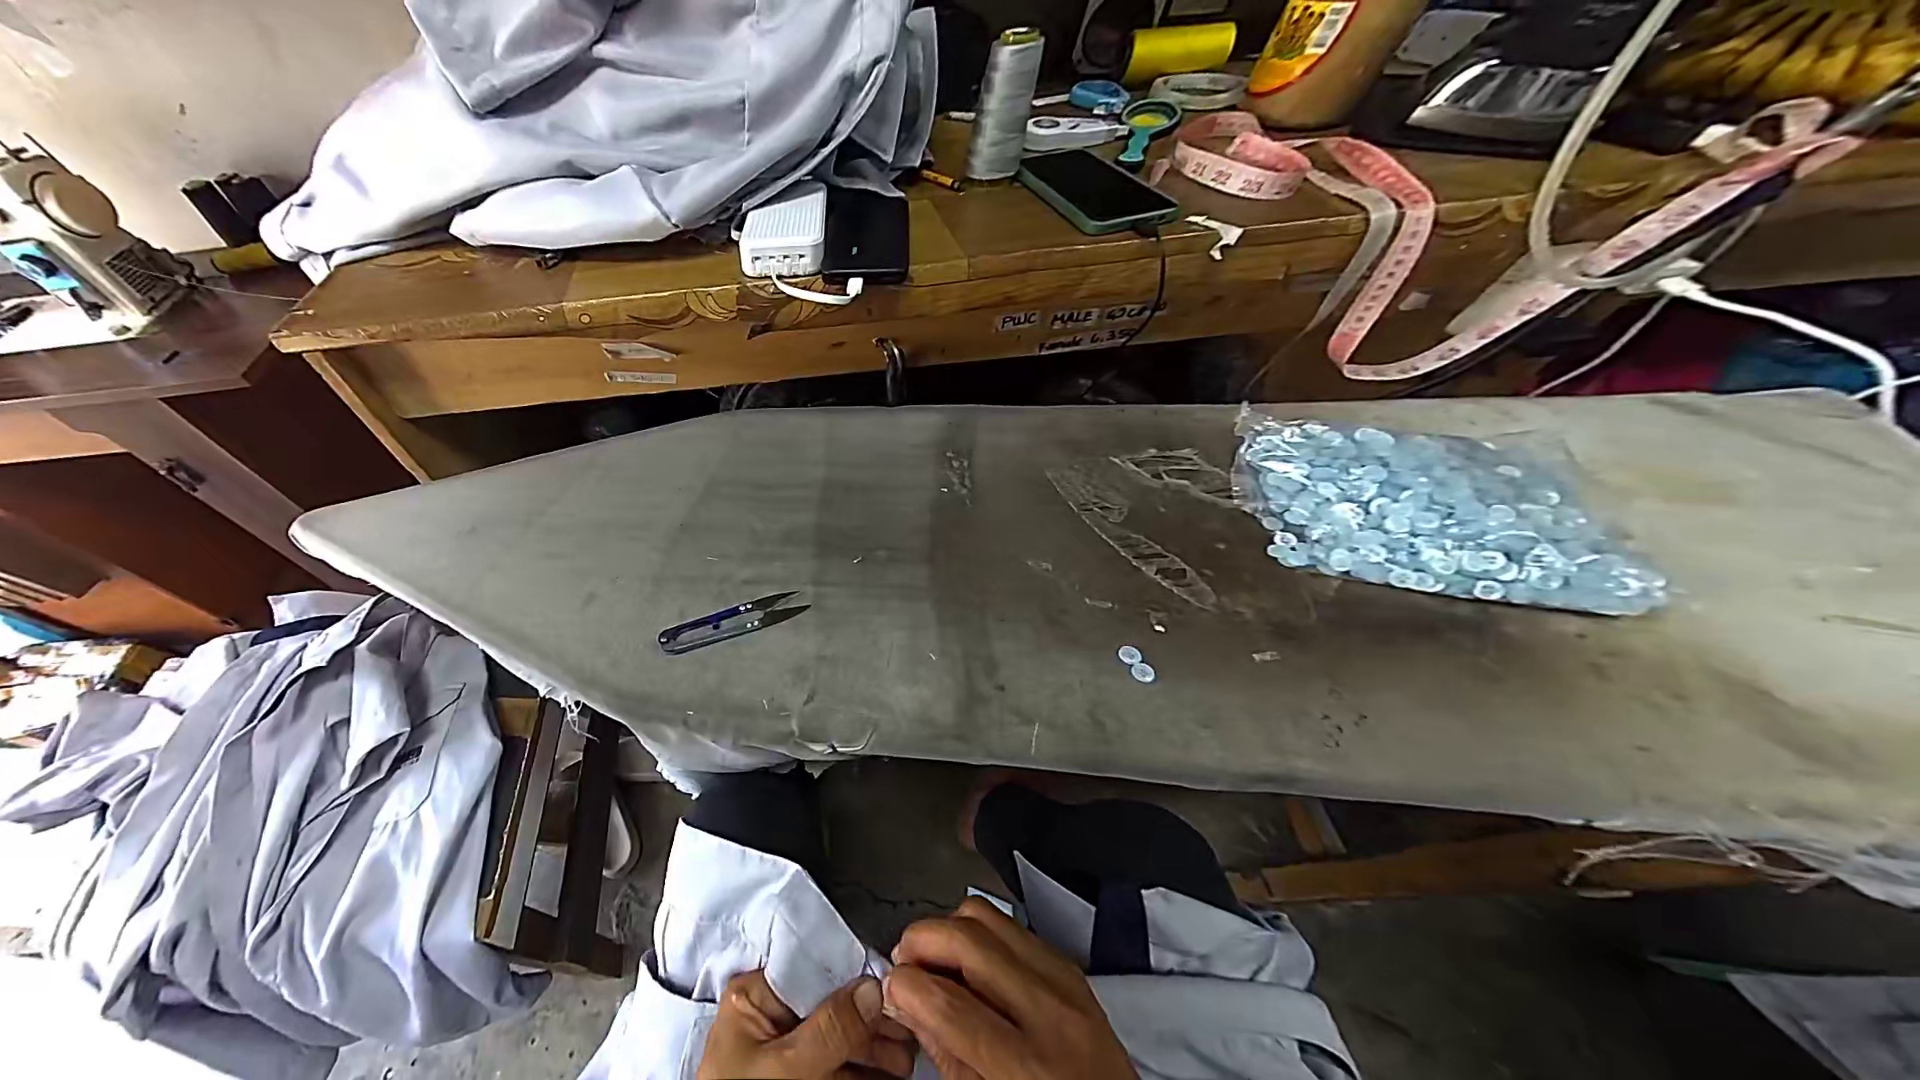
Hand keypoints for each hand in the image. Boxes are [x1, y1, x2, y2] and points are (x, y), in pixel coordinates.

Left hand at [697, 970, 915, 1079]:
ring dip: (877, 1048)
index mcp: (754, 998)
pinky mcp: (796, 1075)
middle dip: (874, 1023)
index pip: (816, 968)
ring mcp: (784, 1048)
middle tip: (907, 1035)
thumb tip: (874, 988)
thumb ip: (830, 1027)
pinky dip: (864, 1070)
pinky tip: (888, 1074)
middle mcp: (770, 1016)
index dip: (859, 979)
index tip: (894, 993)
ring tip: (905, 1060)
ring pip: (841, 1037)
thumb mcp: (785, 1069)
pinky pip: (836, 1064)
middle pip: (834, 1004)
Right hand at [884, 897, 1138, 1079]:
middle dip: (922, 940)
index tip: (888, 985)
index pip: (949, 1002)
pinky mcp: (1068, 964)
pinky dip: (982, 933)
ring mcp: (1064, 980)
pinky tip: (970, 962)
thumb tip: (904, 999)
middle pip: (968, 939)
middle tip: (904, 962)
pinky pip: (1013, 925)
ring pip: (989, 916)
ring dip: (950, 928)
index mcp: (1026, 1067)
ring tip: (936, 958)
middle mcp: (1049, 1012)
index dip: (905, 985)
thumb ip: (944, 1051)